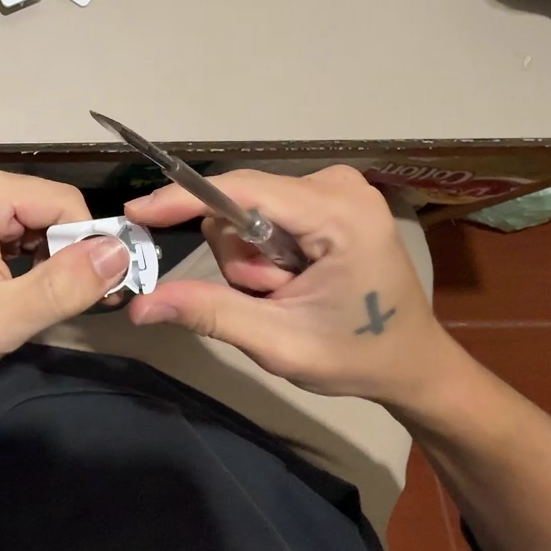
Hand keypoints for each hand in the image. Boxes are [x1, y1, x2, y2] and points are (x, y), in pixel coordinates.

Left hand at [0, 162, 133, 375]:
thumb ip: (63, 286)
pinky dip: (36, 256)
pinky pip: (26, 225)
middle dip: (67, 253)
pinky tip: (23, 285)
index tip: (86, 291)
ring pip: (45, 218)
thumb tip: (119, 253)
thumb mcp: (3, 319)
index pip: (66, 203)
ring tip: (36, 296)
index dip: (85, 246)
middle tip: (59, 299)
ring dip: (52, 258)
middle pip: (56, 208)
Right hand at [122, 165, 463, 406]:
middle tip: (269, 297)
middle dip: (239, 255)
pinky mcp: (330, 196)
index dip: (184, 199)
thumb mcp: (279, 343)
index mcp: (341, 215)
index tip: (136, 212)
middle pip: (241, 201)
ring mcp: (336, 187)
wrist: (415, 364)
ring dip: (250, 256)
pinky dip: (262, 248)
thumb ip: (209, 313)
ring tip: (286, 293)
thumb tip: (141, 305)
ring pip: (247, 208)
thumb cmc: (358, 355)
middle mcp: (340, 186)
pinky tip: (292, 278)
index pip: (243, 190)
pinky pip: (264, 210)